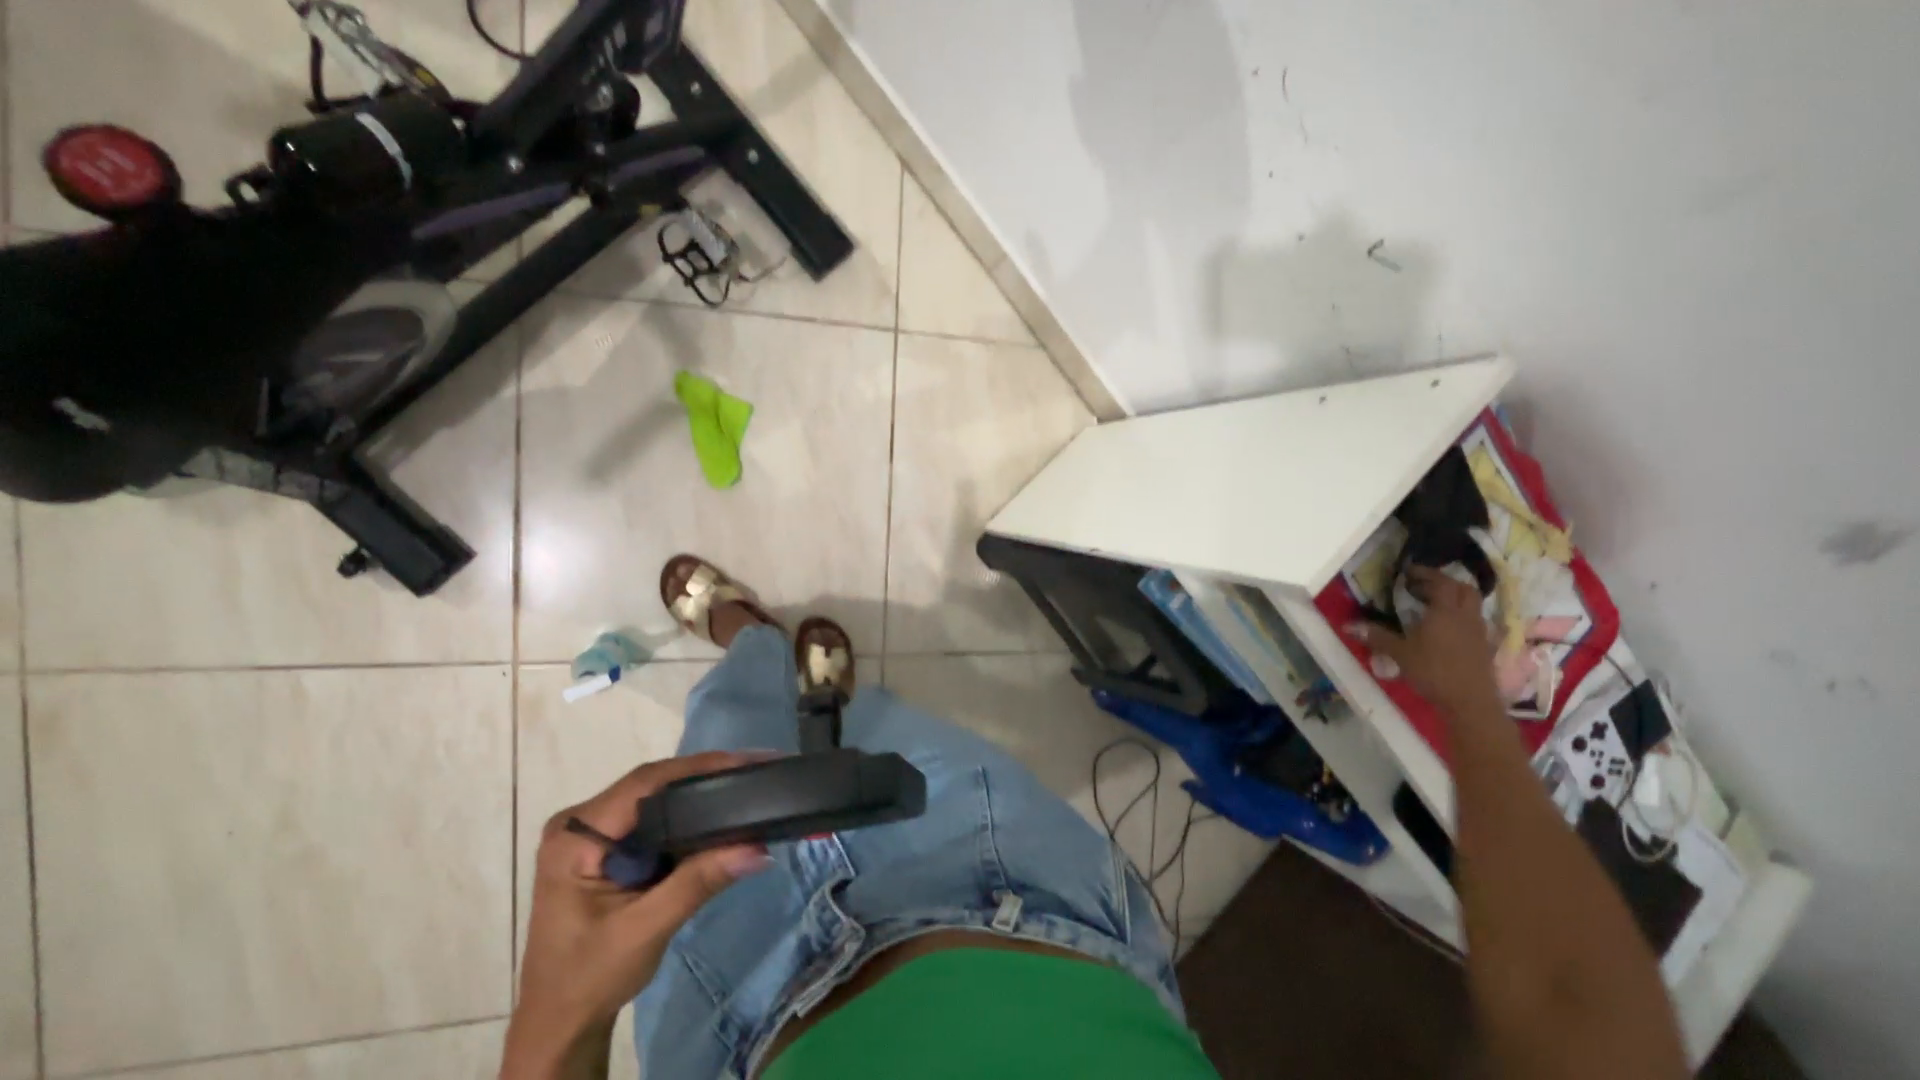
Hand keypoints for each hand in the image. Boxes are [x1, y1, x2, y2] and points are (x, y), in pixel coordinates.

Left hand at [501, 752, 772, 1078]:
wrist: (560, 1021)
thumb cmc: (590, 976)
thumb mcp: (645, 929)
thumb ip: (698, 883)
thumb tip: (758, 847)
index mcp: (576, 835)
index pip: (644, 784)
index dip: (699, 767)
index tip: (748, 763)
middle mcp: (580, 824)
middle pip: (652, 786)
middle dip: (707, 779)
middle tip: (759, 773)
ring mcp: (592, 836)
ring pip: (656, 801)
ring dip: (701, 798)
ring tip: (749, 790)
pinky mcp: (607, 851)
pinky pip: (653, 822)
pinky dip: (689, 822)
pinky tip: (722, 821)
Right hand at [1352, 566, 1500, 716]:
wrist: (1470, 701)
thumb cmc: (1434, 671)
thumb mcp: (1400, 653)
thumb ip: (1377, 637)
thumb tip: (1348, 625)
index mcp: (1446, 611)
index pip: (1440, 582)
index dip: (1425, 573)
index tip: (1409, 572)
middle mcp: (1465, 615)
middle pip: (1462, 588)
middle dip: (1444, 583)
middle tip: (1422, 586)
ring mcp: (1478, 631)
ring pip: (1471, 604)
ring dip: (1454, 599)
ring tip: (1433, 606)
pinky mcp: (1484, 646)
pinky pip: (1473, 621)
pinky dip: (1460, 616)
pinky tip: (1446, 630)